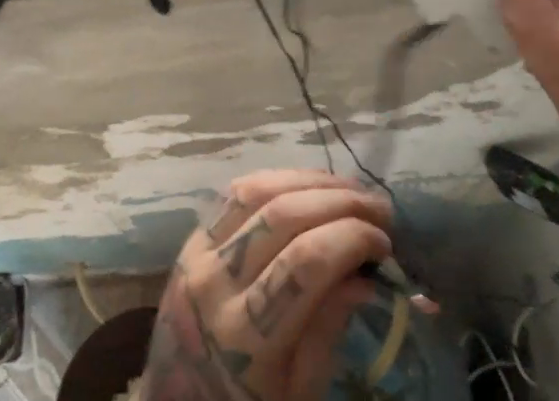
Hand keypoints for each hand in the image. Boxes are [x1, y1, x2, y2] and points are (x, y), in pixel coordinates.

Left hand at [141, 170, 393, 400]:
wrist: (174, 399)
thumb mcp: (297, 389)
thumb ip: (328, 329)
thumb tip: (366, 274)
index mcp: (246, 335)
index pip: (307, 262)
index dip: (353, 239)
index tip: (385, 243)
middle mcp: (216, 282)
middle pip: (283, 216)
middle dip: (341, 202)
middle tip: (379, 210)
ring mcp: (196, 253)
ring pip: (257, 191)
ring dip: (311, 181)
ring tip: (351, 190)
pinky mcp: (189, 239)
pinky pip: (233, 193)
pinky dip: (277, 180)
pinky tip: (308, 186)